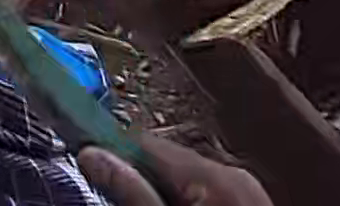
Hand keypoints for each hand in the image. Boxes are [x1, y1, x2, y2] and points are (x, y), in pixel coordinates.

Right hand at [76, 135, 271, 205]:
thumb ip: (133, 195)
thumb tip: (91, 154)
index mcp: (214, 176)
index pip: (137, 140)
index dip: (110, 156)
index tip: (92, 175)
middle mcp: (234, 176)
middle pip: (160, 159)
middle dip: (138, 180)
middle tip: (120, 205)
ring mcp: (248, 196)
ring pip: (181, 179)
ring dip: (158, 194)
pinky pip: (204, 196)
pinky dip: (183, 204)